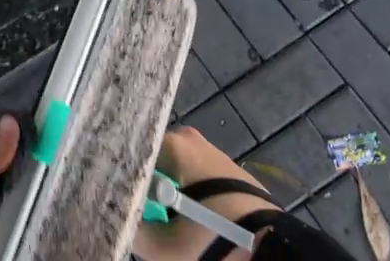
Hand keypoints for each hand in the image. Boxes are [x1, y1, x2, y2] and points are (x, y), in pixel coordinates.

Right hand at [133, 126, 277, 260]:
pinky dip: (194, 199)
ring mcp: (217, 156)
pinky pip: (202, 183)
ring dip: (173, 196)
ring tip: (172, 225)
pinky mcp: (235, 176)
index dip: (125, 181)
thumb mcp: (161, 247)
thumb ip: (131, 230)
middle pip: (156, 164)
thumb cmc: (210, 240)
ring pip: (180, 174)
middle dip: (149, 189)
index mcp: (174, 144)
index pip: (133, 155)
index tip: (122, 202)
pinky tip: (194, 222)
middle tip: (147, 218)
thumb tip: (118, 218)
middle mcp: (193, 140)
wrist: (271, 253)